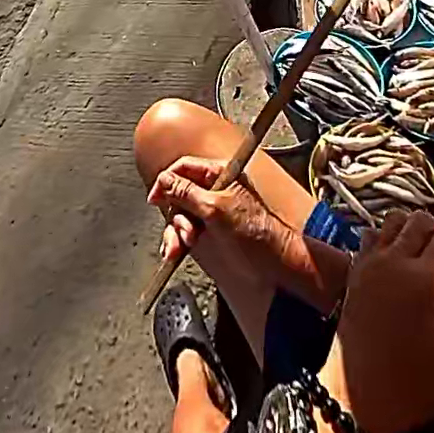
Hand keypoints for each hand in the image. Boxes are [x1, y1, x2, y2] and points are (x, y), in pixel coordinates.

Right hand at [147, 156, 286, 268]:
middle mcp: (213, 188)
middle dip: (176, 215)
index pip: (182, 168)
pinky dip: (180, 240)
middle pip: (178, 192)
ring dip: (177, 231)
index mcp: (217, 173)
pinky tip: (175, 251)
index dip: (166, 182)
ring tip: (179, 247)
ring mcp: (212, 208)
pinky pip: (188, 228)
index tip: (156, 199)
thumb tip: (163, 180)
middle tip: (183, 232)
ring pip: (181, 213)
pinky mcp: (212, 227)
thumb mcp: (214, 209)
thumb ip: (186, 192)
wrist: (277, 264)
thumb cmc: (255, 233)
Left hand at [327, 211, 433, 432]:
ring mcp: (367, 262)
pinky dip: (387, 242)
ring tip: (422, 271)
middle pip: (419, 220)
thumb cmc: (418, 386)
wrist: (361, 392)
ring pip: (391, 221)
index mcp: (423, 279)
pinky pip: (371, 236)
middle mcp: (391, 260)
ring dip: (410, 236)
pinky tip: (397, 272)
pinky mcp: (353, 271)